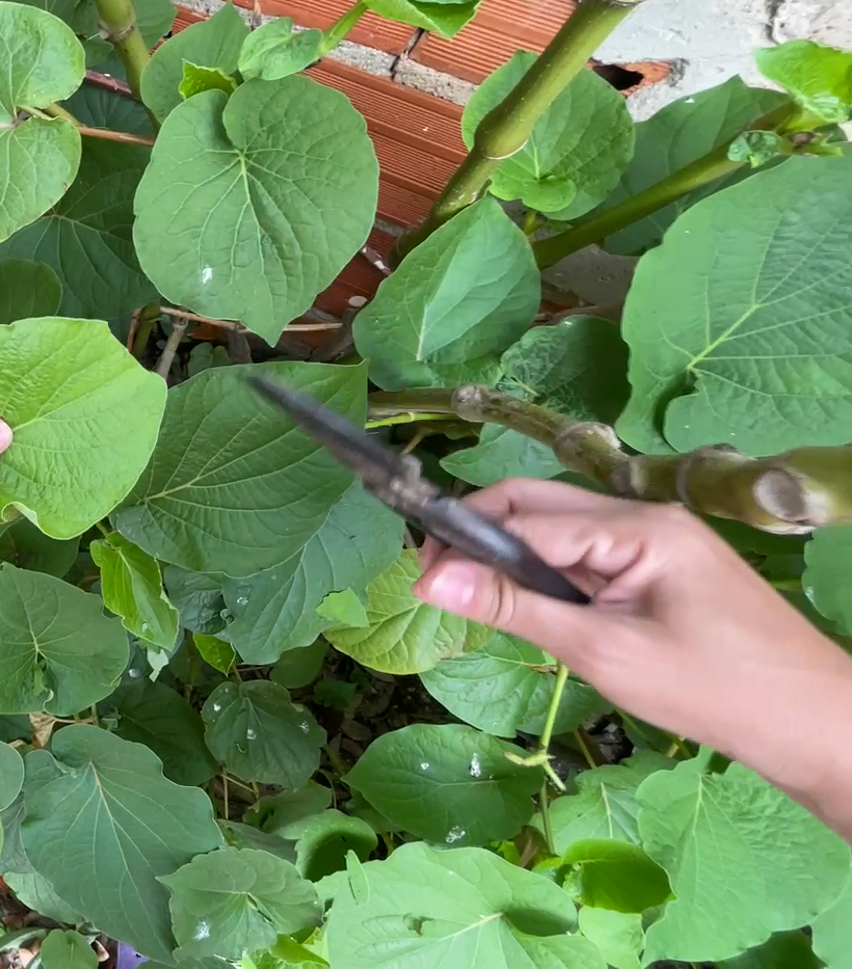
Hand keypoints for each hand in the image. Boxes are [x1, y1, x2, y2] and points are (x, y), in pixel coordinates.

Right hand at [414, 478, 851, 803]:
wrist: (824, 732)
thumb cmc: (714, 691)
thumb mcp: (599, 650)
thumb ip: (511, 607)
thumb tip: (425, 580)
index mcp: (638, 527)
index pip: (524, 519)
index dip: (465, 545)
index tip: (423, 581)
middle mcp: (641, 517)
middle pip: (531, 502)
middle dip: (476, 534)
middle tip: (441, 580)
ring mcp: (649, 537)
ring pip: (547, 523)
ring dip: (504, 552)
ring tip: (479, 595)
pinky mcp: (650, 562)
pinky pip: (572, 548)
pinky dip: (536, 568)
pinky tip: (526, 600)